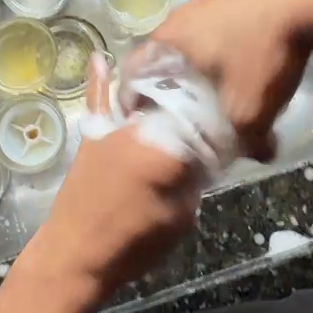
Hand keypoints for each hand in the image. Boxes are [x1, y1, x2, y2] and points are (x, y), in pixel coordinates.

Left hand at [14, 62, 202, 307]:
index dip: (224, 130)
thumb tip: (202, 158)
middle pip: (179, 106)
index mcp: (170, 148)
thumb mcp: (182, 217)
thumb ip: (195, 180)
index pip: (210, 125)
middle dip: (198, 110)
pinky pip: (98, 101)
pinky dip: (98, 79)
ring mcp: (116, 127)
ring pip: (146, 99)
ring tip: (183, 80)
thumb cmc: (135, 244)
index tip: (236, 136)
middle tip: (212, 118)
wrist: (76, 256)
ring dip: (164, 92)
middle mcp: (143, 126)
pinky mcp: (92, 134)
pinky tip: (99, 56)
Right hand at [148, 0, 312, 159]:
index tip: (151, 126)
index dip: (136, 105)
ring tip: (213, 90)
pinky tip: (238, 62)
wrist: (308, 2)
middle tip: (184, 114)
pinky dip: (215, 49)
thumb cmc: (265, 54)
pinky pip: (209, 30)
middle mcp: (176, 16)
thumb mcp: (251, 111)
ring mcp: (202, 1)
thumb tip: (259, 155)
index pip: (131, 76)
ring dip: (192, 67)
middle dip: (167, 89)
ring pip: (185, 44)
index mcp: (167, 41)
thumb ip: (246, 143)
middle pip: (157, 61)